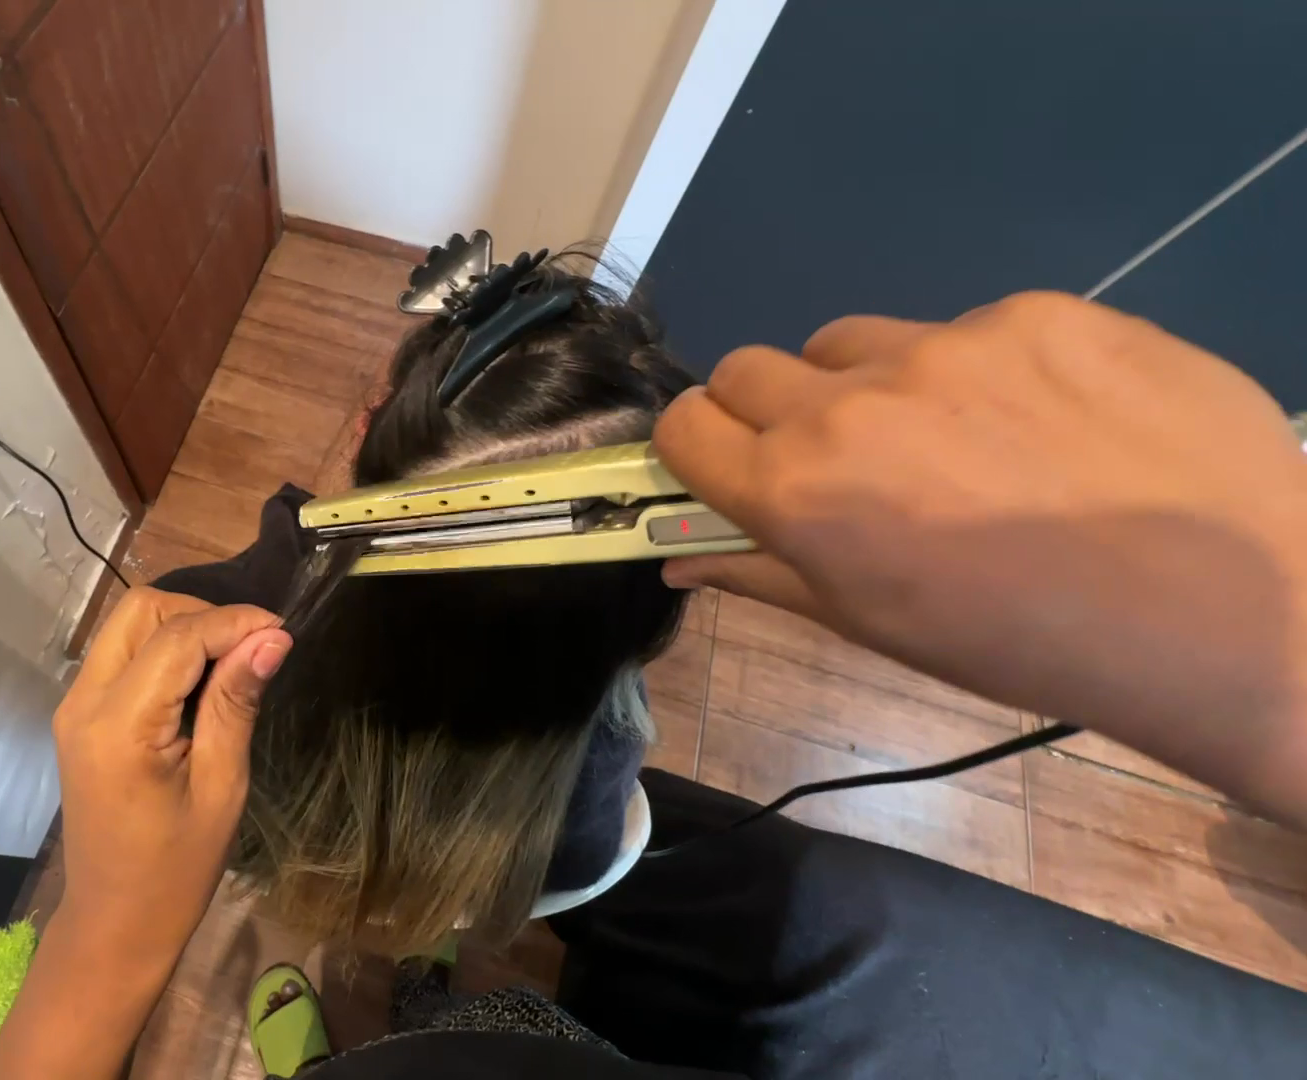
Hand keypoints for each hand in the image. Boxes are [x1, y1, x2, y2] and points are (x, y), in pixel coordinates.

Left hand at [0, 589, 289, 1079]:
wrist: (115, 922)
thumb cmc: (177, 868)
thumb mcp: (222, 785)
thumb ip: (238, 701)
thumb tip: (273, 637)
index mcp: (119, 725)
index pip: (178, 637)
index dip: (234, 622)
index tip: (282, 630)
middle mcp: (84, 701)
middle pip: (140, 609)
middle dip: (201, 614)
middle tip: (249, 647)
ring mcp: (75, 705)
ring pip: (129, 624)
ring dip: (182, 627)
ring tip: (229, 662)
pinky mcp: (80, 713)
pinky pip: (123, 652)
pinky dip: (164, 648)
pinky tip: (199, 680)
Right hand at [654, 292, 1306, 823]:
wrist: (1236, 612)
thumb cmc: (1011, 638)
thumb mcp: (861, 620)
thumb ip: (752, 573)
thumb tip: (675, 562)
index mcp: (793, 489)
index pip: (680, 423)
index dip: (694, 444)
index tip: (727, 464)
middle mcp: (845, 405)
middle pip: (741, 368)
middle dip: (761, 410)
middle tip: (827, 453)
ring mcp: (943, 348)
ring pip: (840, 340)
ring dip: (854, 381)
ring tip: (936, 431)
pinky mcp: (1035, 313)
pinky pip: (954, 328)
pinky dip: (963, 368)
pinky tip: (1033, 417)